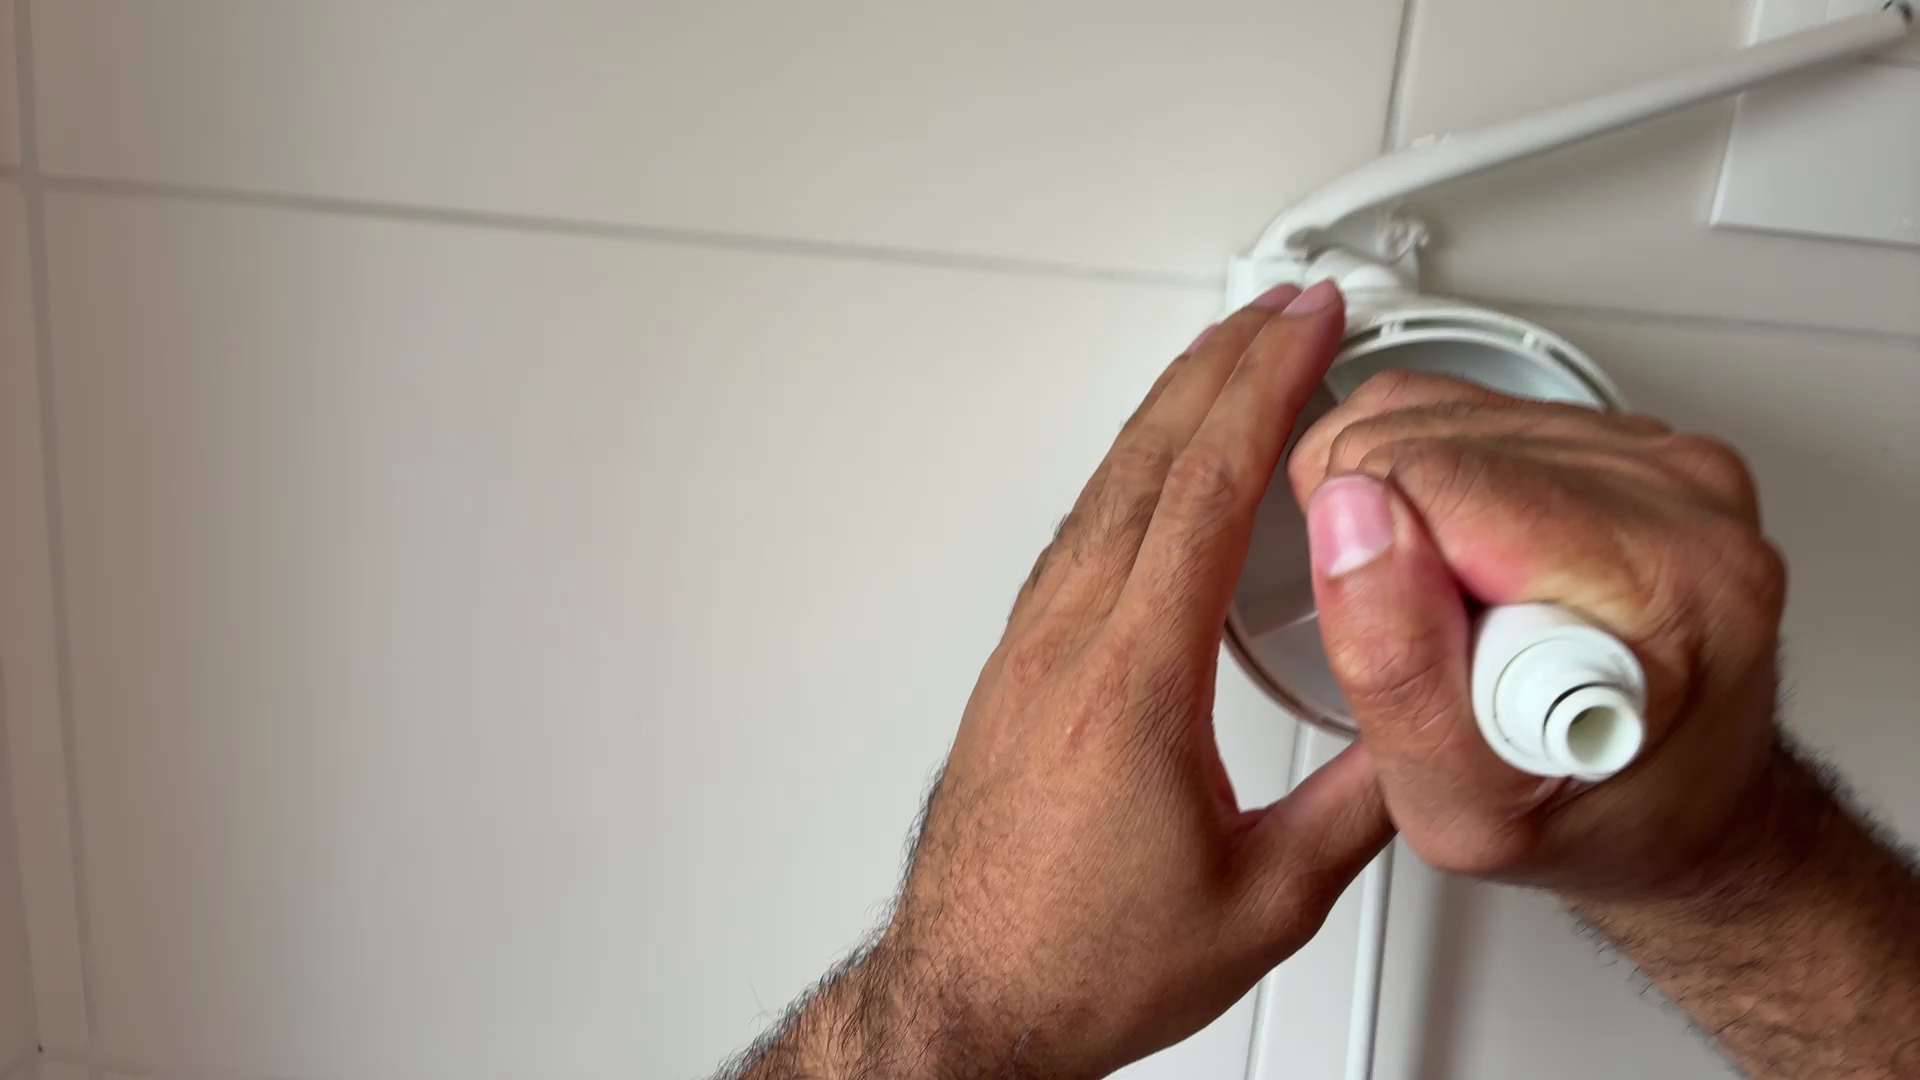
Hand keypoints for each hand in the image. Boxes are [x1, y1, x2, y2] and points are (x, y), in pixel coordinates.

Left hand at [727, 281, 1393, 1079]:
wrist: (975, 981)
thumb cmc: (1081, 952)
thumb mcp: (1262, 896)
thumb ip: (1355, 801)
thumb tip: (1409, 734)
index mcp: (1132, 683)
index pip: (1206, 491)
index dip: (1263, 391)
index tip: (1302, 328)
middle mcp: (1067, 641)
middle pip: (1149, 462)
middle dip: (1219, 369)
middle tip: (1273, 312)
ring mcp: (1032, 640)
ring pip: (1106, 486)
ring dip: (1170, 410)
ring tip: (1223, 360)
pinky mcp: (1019, 655)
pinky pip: (1080, 531)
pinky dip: (1130, 470)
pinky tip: (1155, 461)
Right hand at [1287, 371, 1787, 899]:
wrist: (1660, 794)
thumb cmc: (1578, 808)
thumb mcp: (1458, 801)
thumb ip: (1393, 665)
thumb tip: (1346, 514)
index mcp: (1657, 577)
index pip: (1417, 478)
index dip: (1366, 569)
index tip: (1415, 650)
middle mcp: (1666, 490)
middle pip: (1405, 439)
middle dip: (1368, 537)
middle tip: (1424, 632)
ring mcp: (1633, 450)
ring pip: (1403, 413)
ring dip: (1374, 506)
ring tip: (1430, 598)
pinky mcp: (1591, 433)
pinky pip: (1427, 403)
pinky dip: (1387, 470)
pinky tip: (1422, 544)